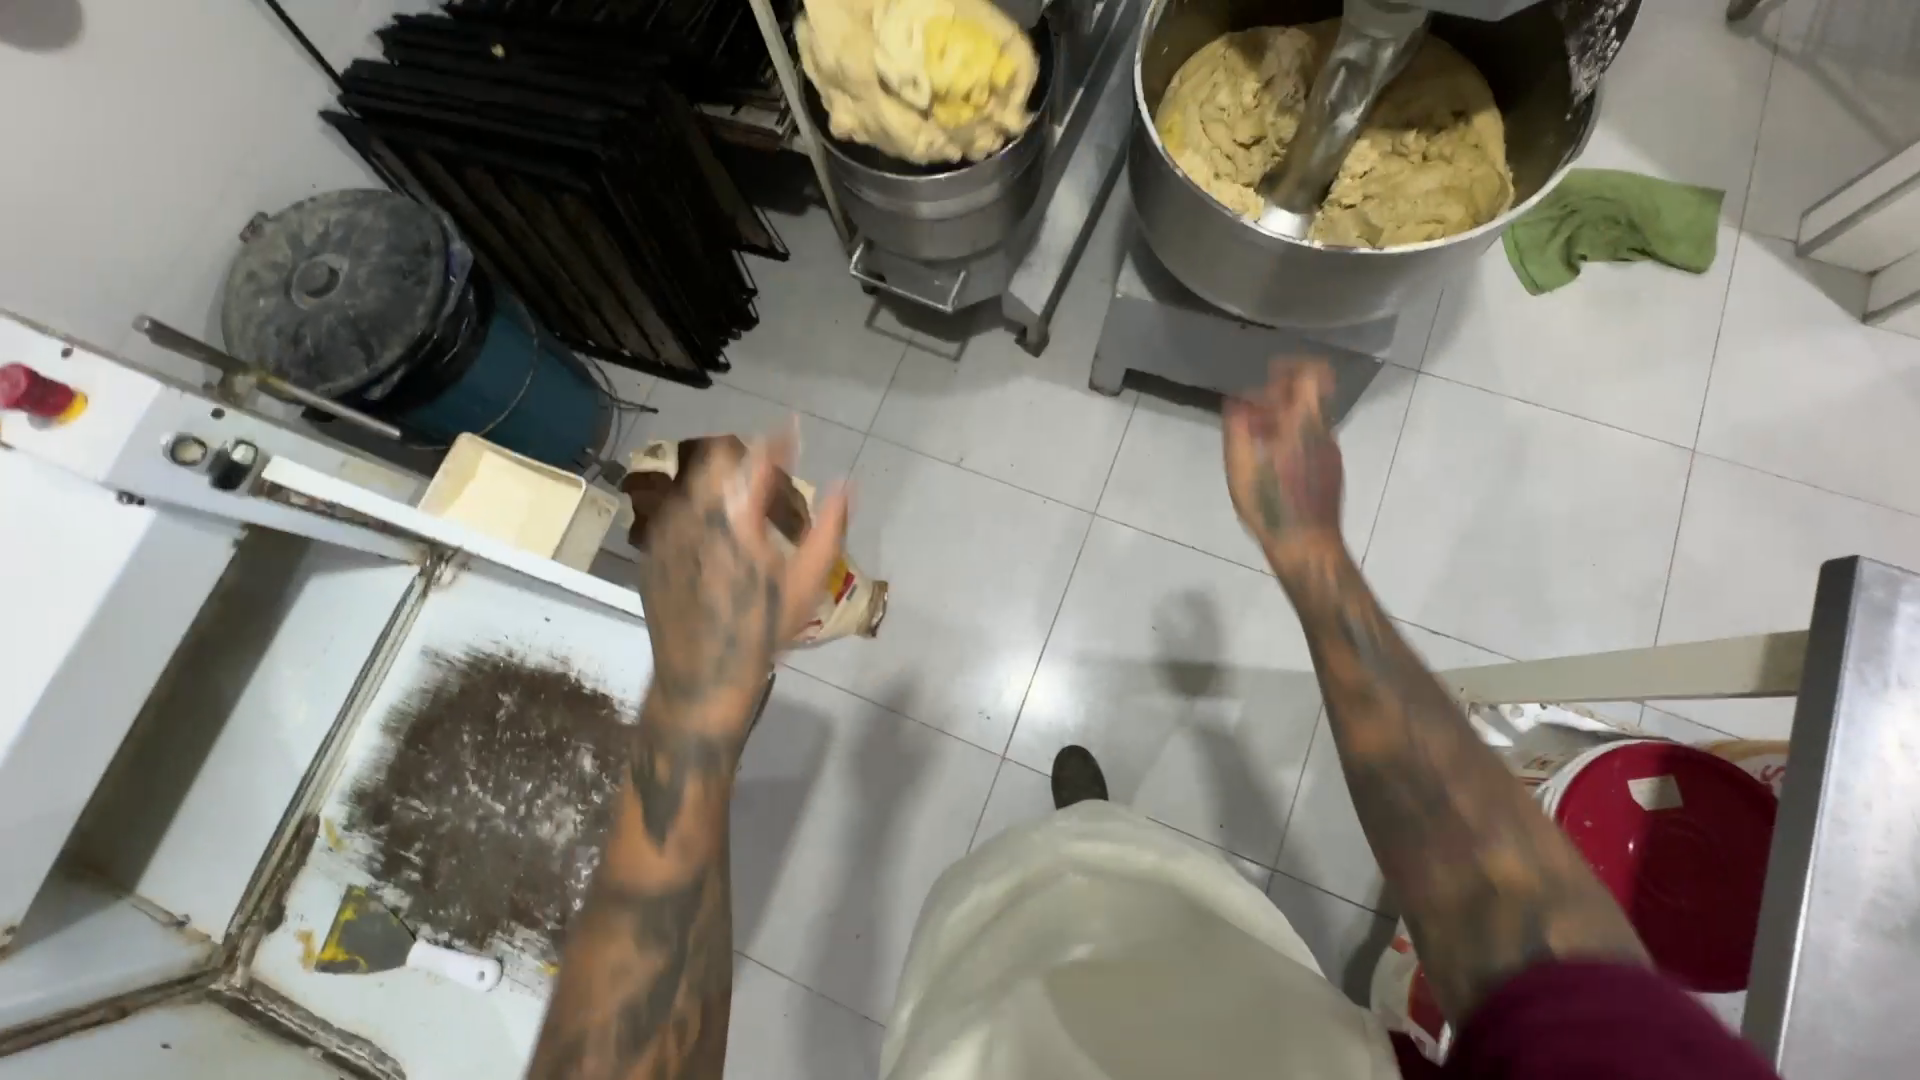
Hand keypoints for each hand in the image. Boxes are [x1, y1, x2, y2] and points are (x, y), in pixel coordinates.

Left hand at [638, 429, 848, 725]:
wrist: (699, 680)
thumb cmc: (760, 632)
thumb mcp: (806, 585)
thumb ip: (829, 529)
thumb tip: (846, 485)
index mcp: (735, 518)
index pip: (756, 458)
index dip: (777, 439)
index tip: (791, 427)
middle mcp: (693, 515)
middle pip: (716, 462)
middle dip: (744, 457)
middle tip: (769, 469)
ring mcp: (666, 534)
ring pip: (693, 486)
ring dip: (720, 483)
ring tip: (744, 502)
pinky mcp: (652, 554)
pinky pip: (676, 514)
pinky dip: (699, 510)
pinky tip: (715, 535)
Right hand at [1223, 359, 1344, 572]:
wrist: (1306, 545)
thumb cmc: (1270, 506)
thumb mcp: (1240, 468)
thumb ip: (1237, 428)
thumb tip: (1235, 400)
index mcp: (1303, 425)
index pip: (1312, 374)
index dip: (1291, 367)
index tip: (1268, 374)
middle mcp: (1324, 431)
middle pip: (1311, 395)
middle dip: (1283, 395)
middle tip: (1257, 409)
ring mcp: (1331, 451)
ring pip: (1311, 418)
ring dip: (1285, 418)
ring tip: (1257, 438)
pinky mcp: (1332, 468)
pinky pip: (1313, 438)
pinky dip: (1293, 436)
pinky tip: (1272, 459)